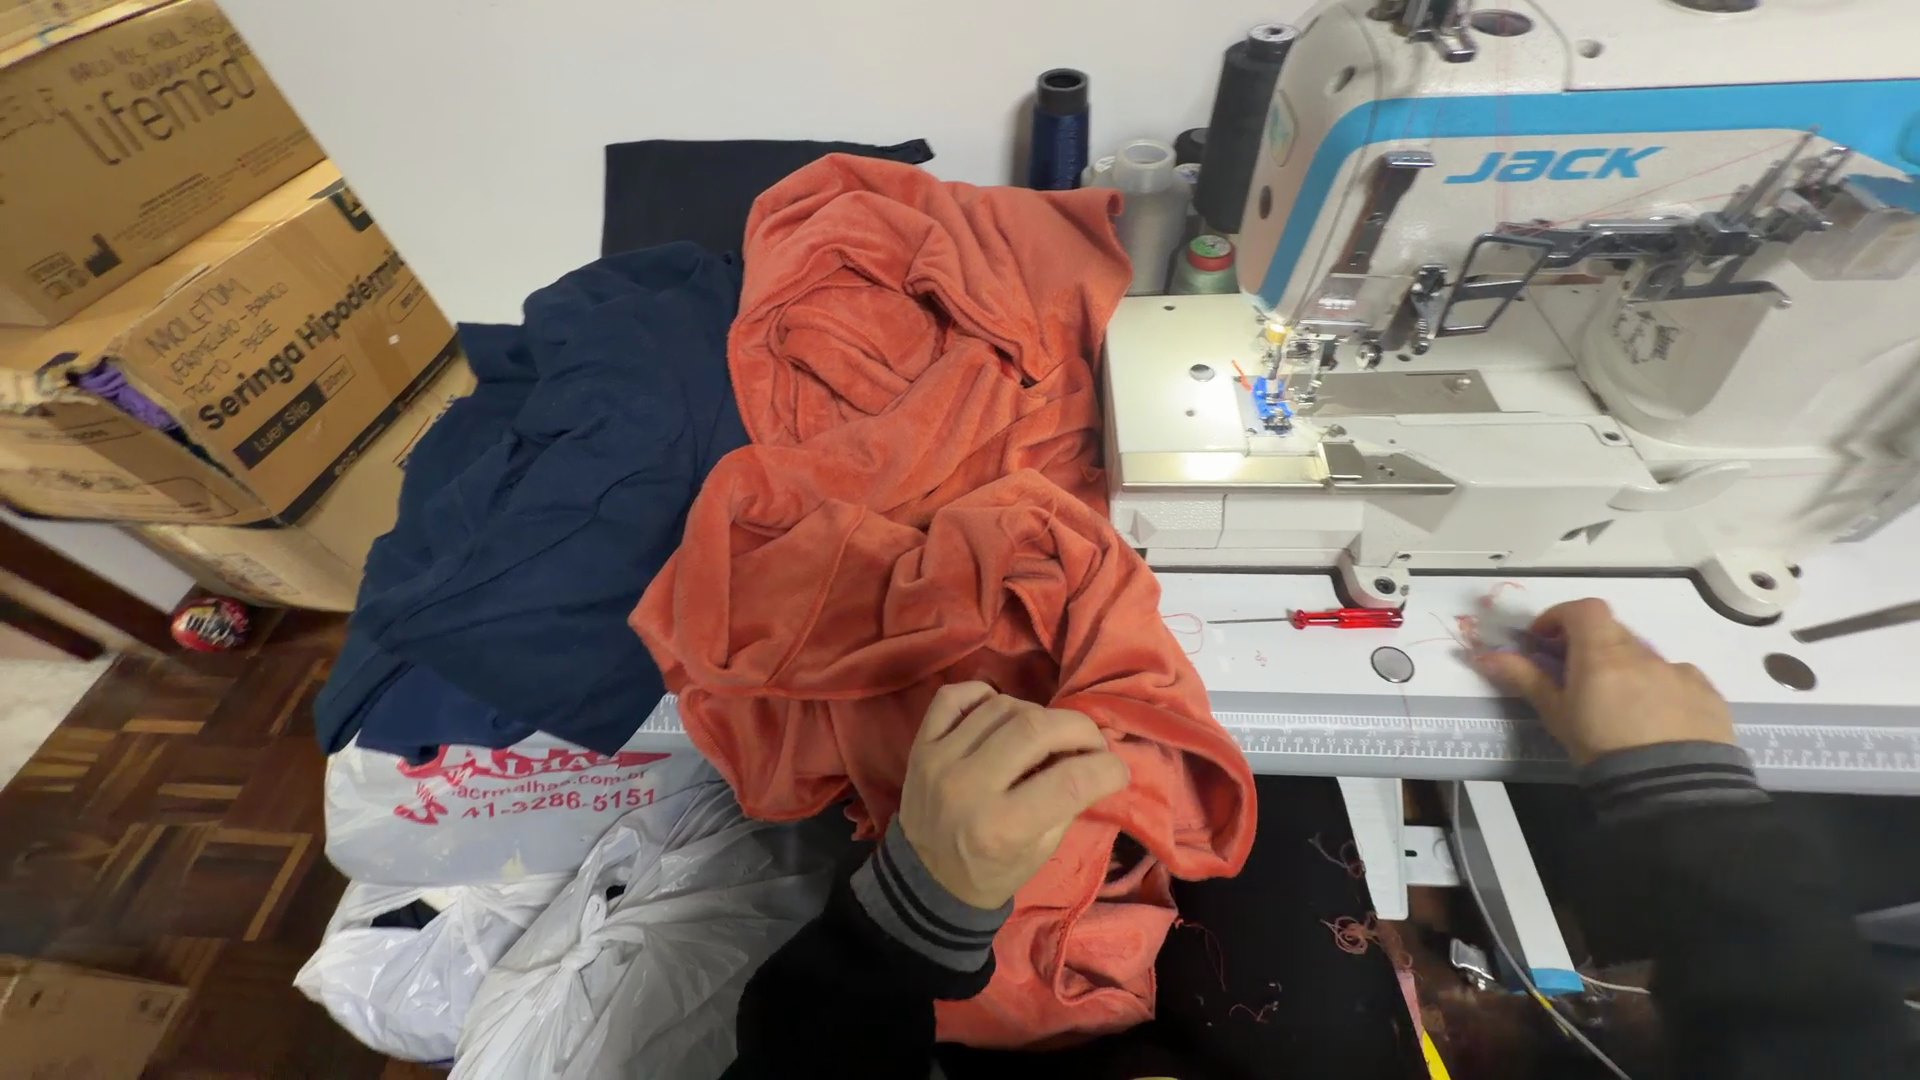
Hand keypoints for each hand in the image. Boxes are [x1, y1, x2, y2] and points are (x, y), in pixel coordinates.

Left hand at [896, 683, 1131, 909]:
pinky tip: (1001, 714)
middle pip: (1034, 728)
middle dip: (1078, 728)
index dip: (1105, 769)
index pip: (1068, 781)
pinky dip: (983, 694)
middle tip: (1091, 742)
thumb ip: (1067, 803)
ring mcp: (939, 760)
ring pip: (1001, 706)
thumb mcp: (1039, 853)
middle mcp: (967, 787)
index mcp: (999, 828)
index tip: (1118, 769)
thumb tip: (1096, 759)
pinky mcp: (921, 744)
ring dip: (1036, 713)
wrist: (925, 880)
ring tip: (1047, 734)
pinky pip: (954, 695)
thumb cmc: (991, 871)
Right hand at [1476, 598, 1734, 764]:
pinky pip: (1677, 676)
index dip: (1560, 616)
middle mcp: (1644, 655)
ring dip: (1623, 666)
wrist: (1673, 788)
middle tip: (1573, 674)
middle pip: (1612, 631)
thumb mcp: (1554, 712)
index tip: (1545, 640)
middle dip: (1588, 644)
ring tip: (1616, 702)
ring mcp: (1681, 673)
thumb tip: (1484, 656)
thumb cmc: (1600, 745)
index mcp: (1603, 654)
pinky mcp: (1709, 695)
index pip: (1584, 609)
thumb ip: (1524, 677)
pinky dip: (1658, 684)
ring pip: (1644, 655)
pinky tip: (1654, 715)